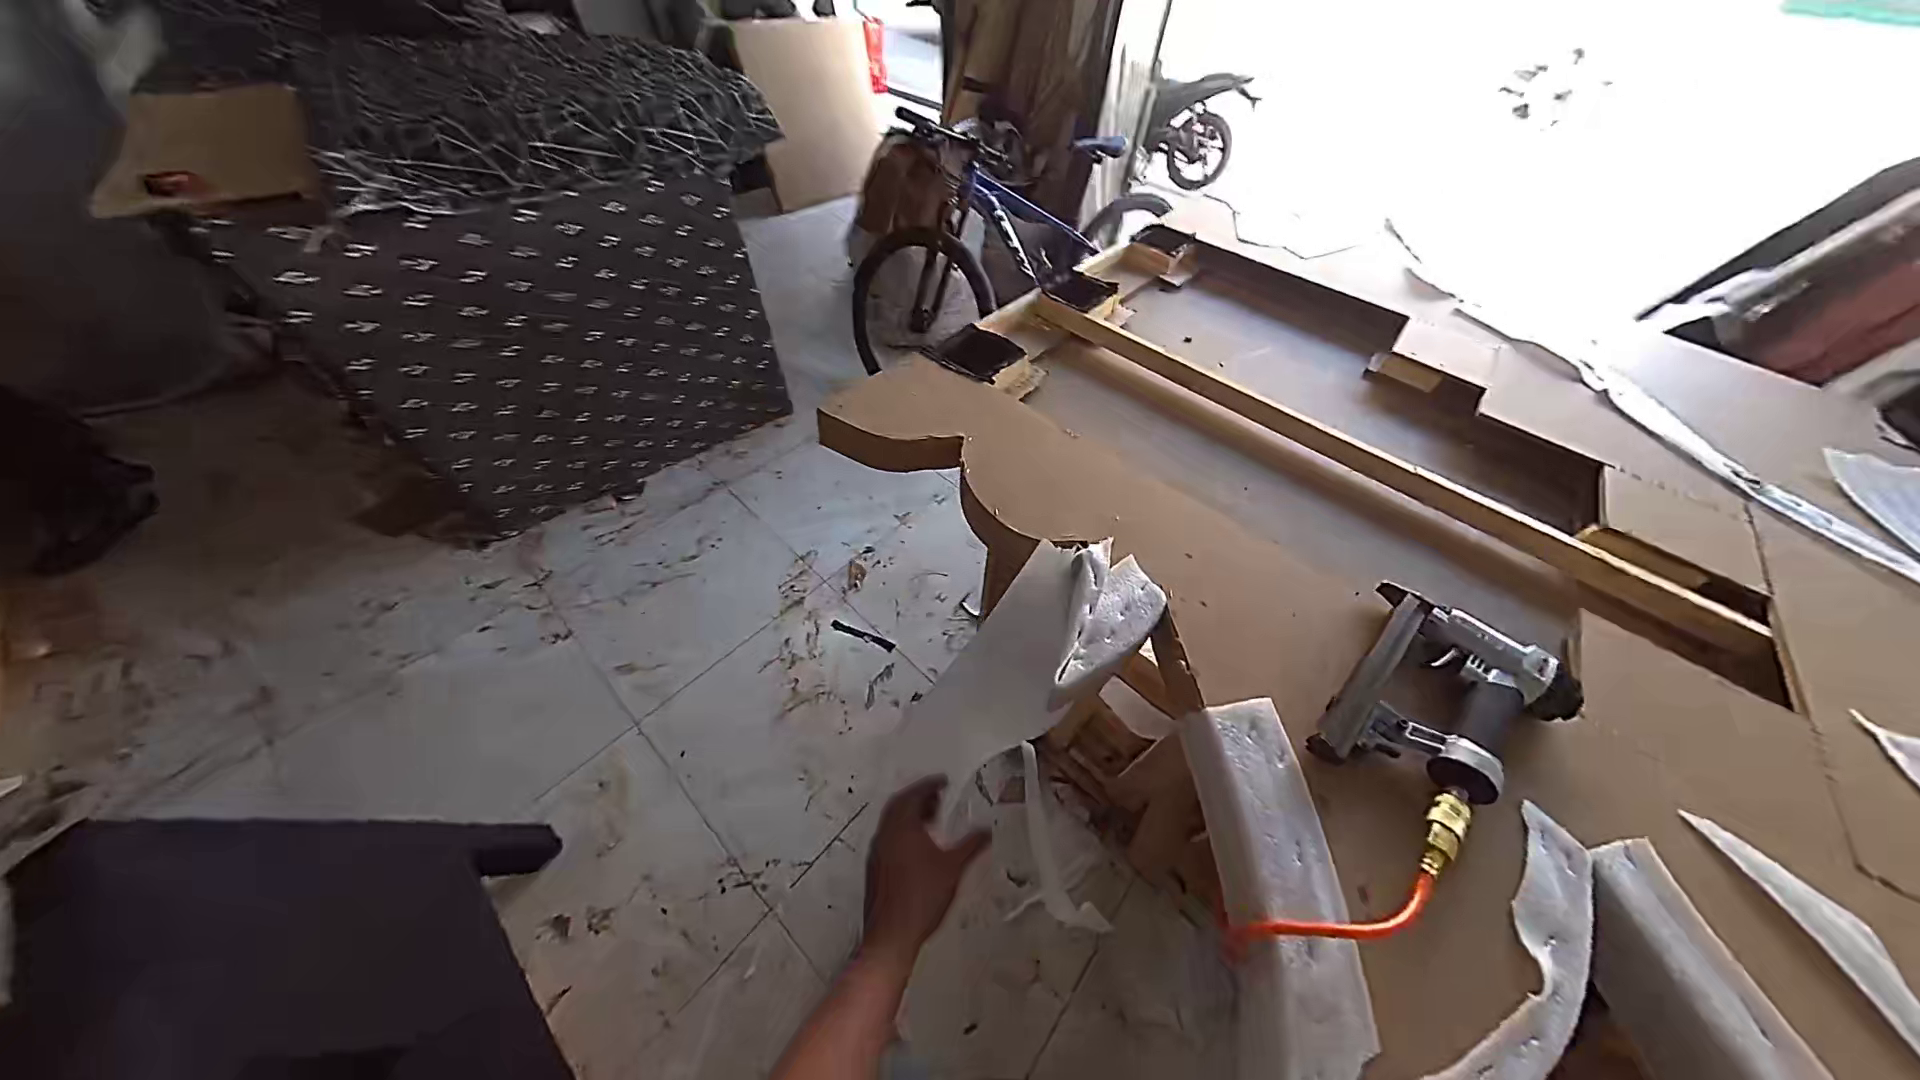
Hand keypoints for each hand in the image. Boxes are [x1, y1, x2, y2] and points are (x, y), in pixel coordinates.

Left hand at [861, 776, 990, 965]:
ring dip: (911, 815)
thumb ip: (972, 845)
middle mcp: (885, 834)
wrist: (891, 936)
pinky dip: (903, 832)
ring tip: (932, 820)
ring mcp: (877, 852)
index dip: (929, 784)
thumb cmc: (920, 899)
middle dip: (919, 797)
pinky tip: (919, 847)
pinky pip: (888, 838)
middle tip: (937, 797)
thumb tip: (986, 831)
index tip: (942, 782)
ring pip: (892, 821)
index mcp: (902, 826)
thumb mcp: (954, 868)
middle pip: (899, 804)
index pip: (913, 794)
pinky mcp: (875, 869)